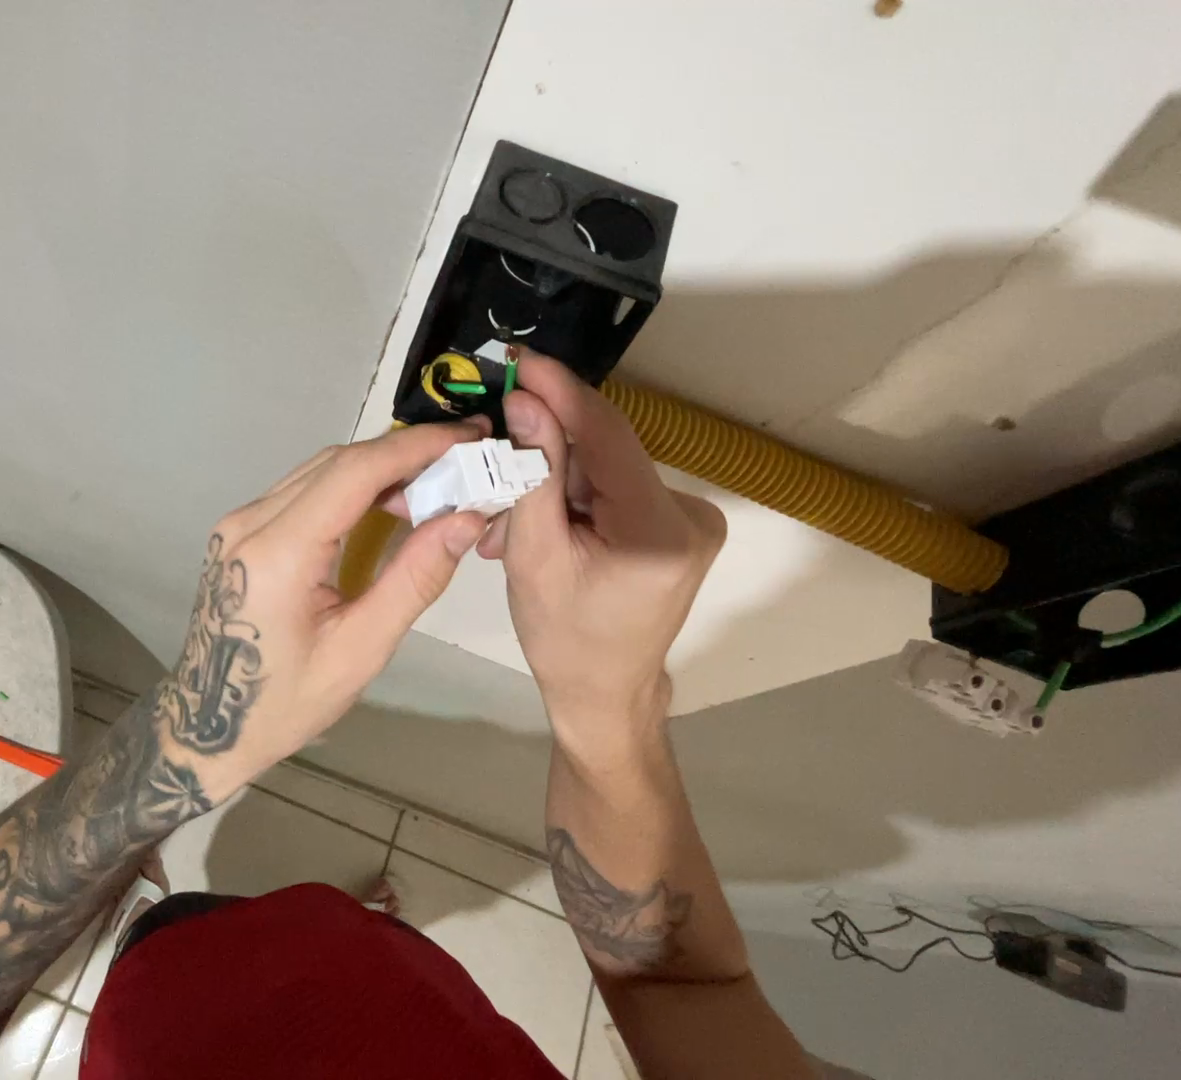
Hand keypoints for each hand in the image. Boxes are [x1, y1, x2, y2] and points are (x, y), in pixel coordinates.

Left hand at [157, 421, 491, 798]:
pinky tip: (387, 505)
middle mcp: (250, 523)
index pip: (354, 473)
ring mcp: (239, 523)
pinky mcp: (241, 531)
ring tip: (436, 483)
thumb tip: (467, 518)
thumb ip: (414, 580)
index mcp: (277, 553)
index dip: (415, 448)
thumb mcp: (360, 650)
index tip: (469, 438)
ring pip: (319, 470)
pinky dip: (351, 487)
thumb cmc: (285, 702)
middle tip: (464, 460)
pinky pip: (304, 490)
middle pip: (336, 462)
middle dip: (404, 453)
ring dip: (379, 468)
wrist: (209, 725)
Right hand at [477, 352, 724, 748]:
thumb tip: (525, 403)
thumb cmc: (562, 638)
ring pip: (604, 470)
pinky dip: (573, 497)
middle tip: (489, 461)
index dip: (563, 391)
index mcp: (659, 530)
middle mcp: (691, 516)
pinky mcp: (679, 526)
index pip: (608, 437)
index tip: (522, 359)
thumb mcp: (533, 558)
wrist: (603, 692)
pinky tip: (541, 522)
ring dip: (552, 480)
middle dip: (543, 452)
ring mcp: (691, 520)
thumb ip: (532, 476)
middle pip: (603, 454)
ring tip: (508, 520)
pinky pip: (614, 489)